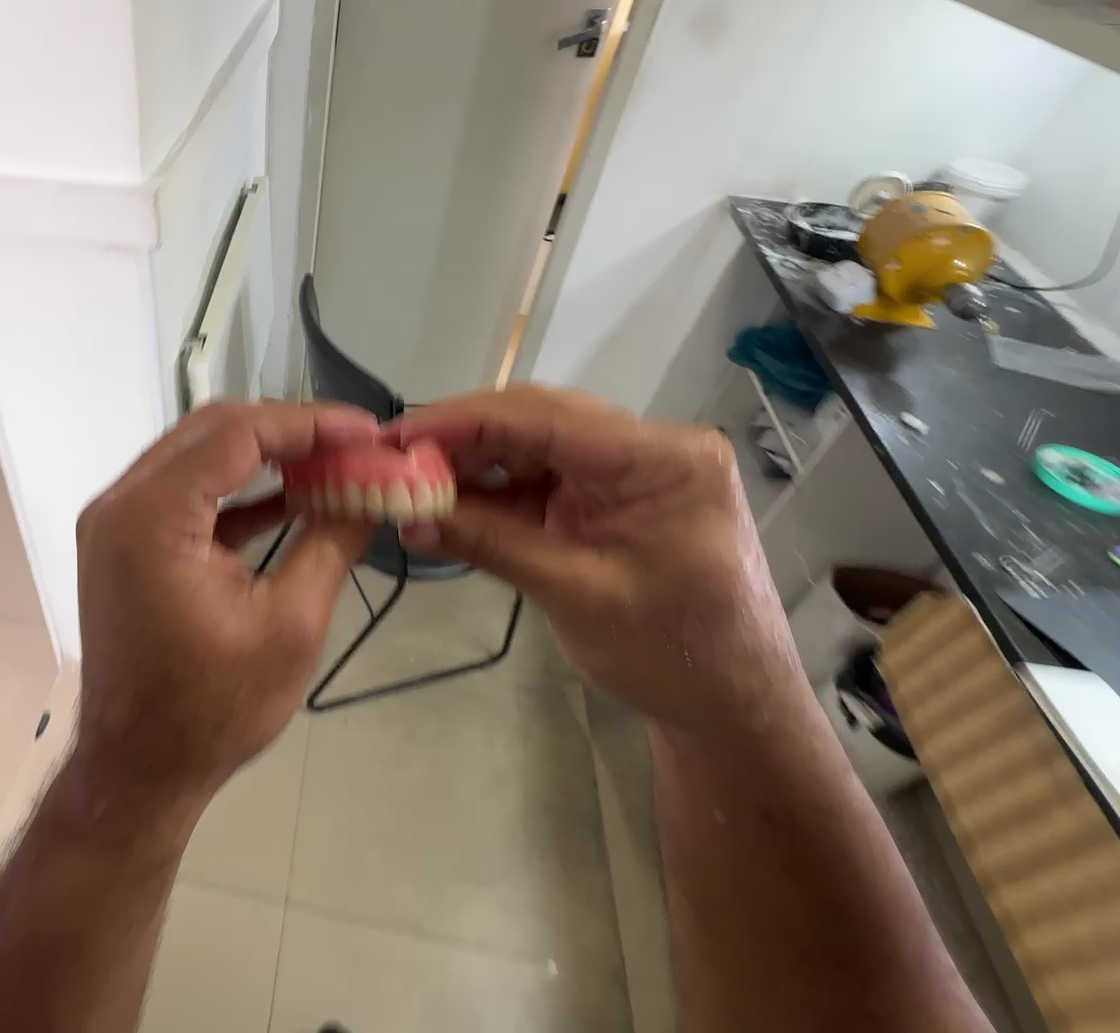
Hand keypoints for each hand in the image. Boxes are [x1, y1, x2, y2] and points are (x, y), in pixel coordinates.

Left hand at [73, 401, 375, 802]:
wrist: (139, 769)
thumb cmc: (213, 708)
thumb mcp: (290, 623)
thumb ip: (332, 540)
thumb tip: (377, 488)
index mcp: (151, 517)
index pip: (237, 433)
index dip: (309, 423)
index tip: (369, 430)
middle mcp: (120, 504)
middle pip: (212, 432)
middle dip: (289, 432)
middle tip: (355, 445)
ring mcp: (115, 523)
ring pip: (198, 457)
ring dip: (265, 457)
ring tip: (333, 464)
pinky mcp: (125, 545)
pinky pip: (186, 496)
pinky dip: (238, 493)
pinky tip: (292, 498)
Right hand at [393, 387, 802, 732]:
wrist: (727, 702)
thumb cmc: (672, 652)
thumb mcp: (575, 594)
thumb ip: (491, 543)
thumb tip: (406, 515)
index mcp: (662, 458)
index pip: (547, 418)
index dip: (463, 421)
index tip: (397, 435)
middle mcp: (646, 447)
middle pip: (536, 421)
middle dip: (460, 439)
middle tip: (392, 460)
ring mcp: (625, 470)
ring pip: (530, 446)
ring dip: (470, 465)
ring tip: (409, 485)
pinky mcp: (605, 496)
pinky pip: (537, 479)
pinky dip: (490, 493)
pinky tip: (445, 505)